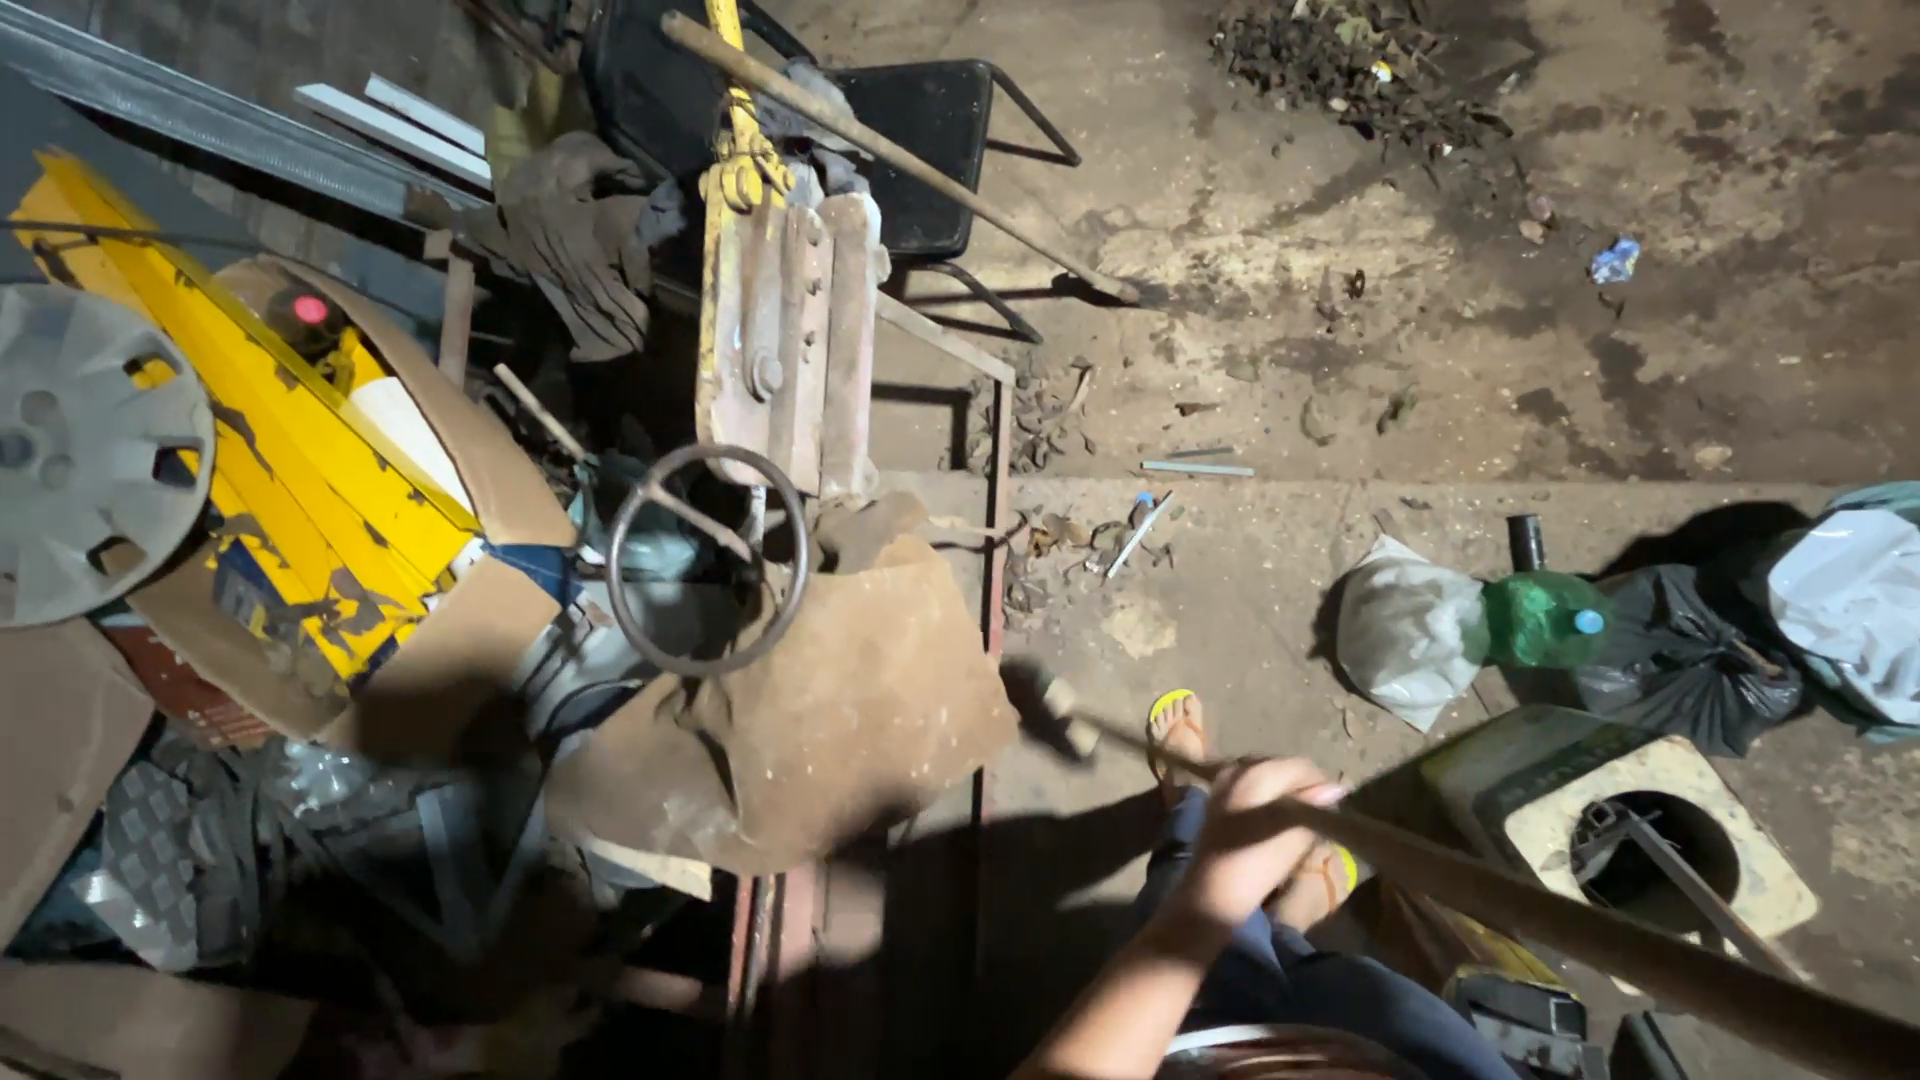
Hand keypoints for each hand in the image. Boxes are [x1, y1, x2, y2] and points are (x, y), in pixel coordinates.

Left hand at [1175, 757, 1347, 925]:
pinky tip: (1273, 814)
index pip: (1302, 766)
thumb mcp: (1296, 834)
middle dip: (1301, 784)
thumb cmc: (1259, 863)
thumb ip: (1314, 806)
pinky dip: (1264, 792)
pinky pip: (1247, 781)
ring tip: (1297, 814)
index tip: (1334, 807)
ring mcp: (1222, 779)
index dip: (1322, 784)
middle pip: (1280, 765)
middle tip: (1317, 811)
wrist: (1215, 888)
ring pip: (1263, 771)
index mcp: (1257, 772)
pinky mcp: (1215, 794)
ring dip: (1282, 787)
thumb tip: (1336, 788)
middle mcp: (1237, 767)